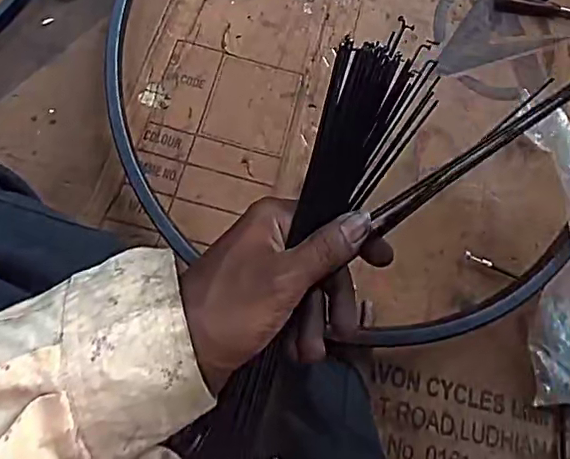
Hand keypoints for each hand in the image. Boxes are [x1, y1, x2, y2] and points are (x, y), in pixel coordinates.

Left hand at [177, 198, 393, 390]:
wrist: (185, 348)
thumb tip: (362, 217)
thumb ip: (326, 248)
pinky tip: (295, 351)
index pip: (326, 218)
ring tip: (308, 351)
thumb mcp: (287, 277)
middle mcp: (270, 235)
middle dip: (333, 298)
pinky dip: (299, 328)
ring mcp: (265, 266)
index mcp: (273, 218)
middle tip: (345, 329)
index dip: (356, 239)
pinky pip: (293, 305)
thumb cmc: (233, 305)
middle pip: (323, 258)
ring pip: (310, 287)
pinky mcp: (260, 295)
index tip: (384, 261)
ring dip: (315, 321)